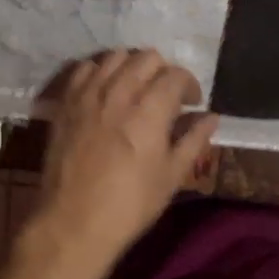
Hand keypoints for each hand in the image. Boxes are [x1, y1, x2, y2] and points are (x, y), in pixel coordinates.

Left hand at [27, 48, 219, 275]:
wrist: (74, 222)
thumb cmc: (130, 204)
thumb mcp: (171, 177)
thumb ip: (193, 140)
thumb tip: (212, 118)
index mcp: (150, 110)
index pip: (176, 75)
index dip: (189, 85)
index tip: (192, 103)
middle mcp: (120, 91)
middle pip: (147, 57)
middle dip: (163, 71)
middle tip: (166, 95)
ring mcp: (89, 93)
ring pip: (116, 56)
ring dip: (132, 66)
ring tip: (136, 89)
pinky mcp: (66, 101)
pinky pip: (85, 68)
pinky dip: (100, 71)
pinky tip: (105, 90)